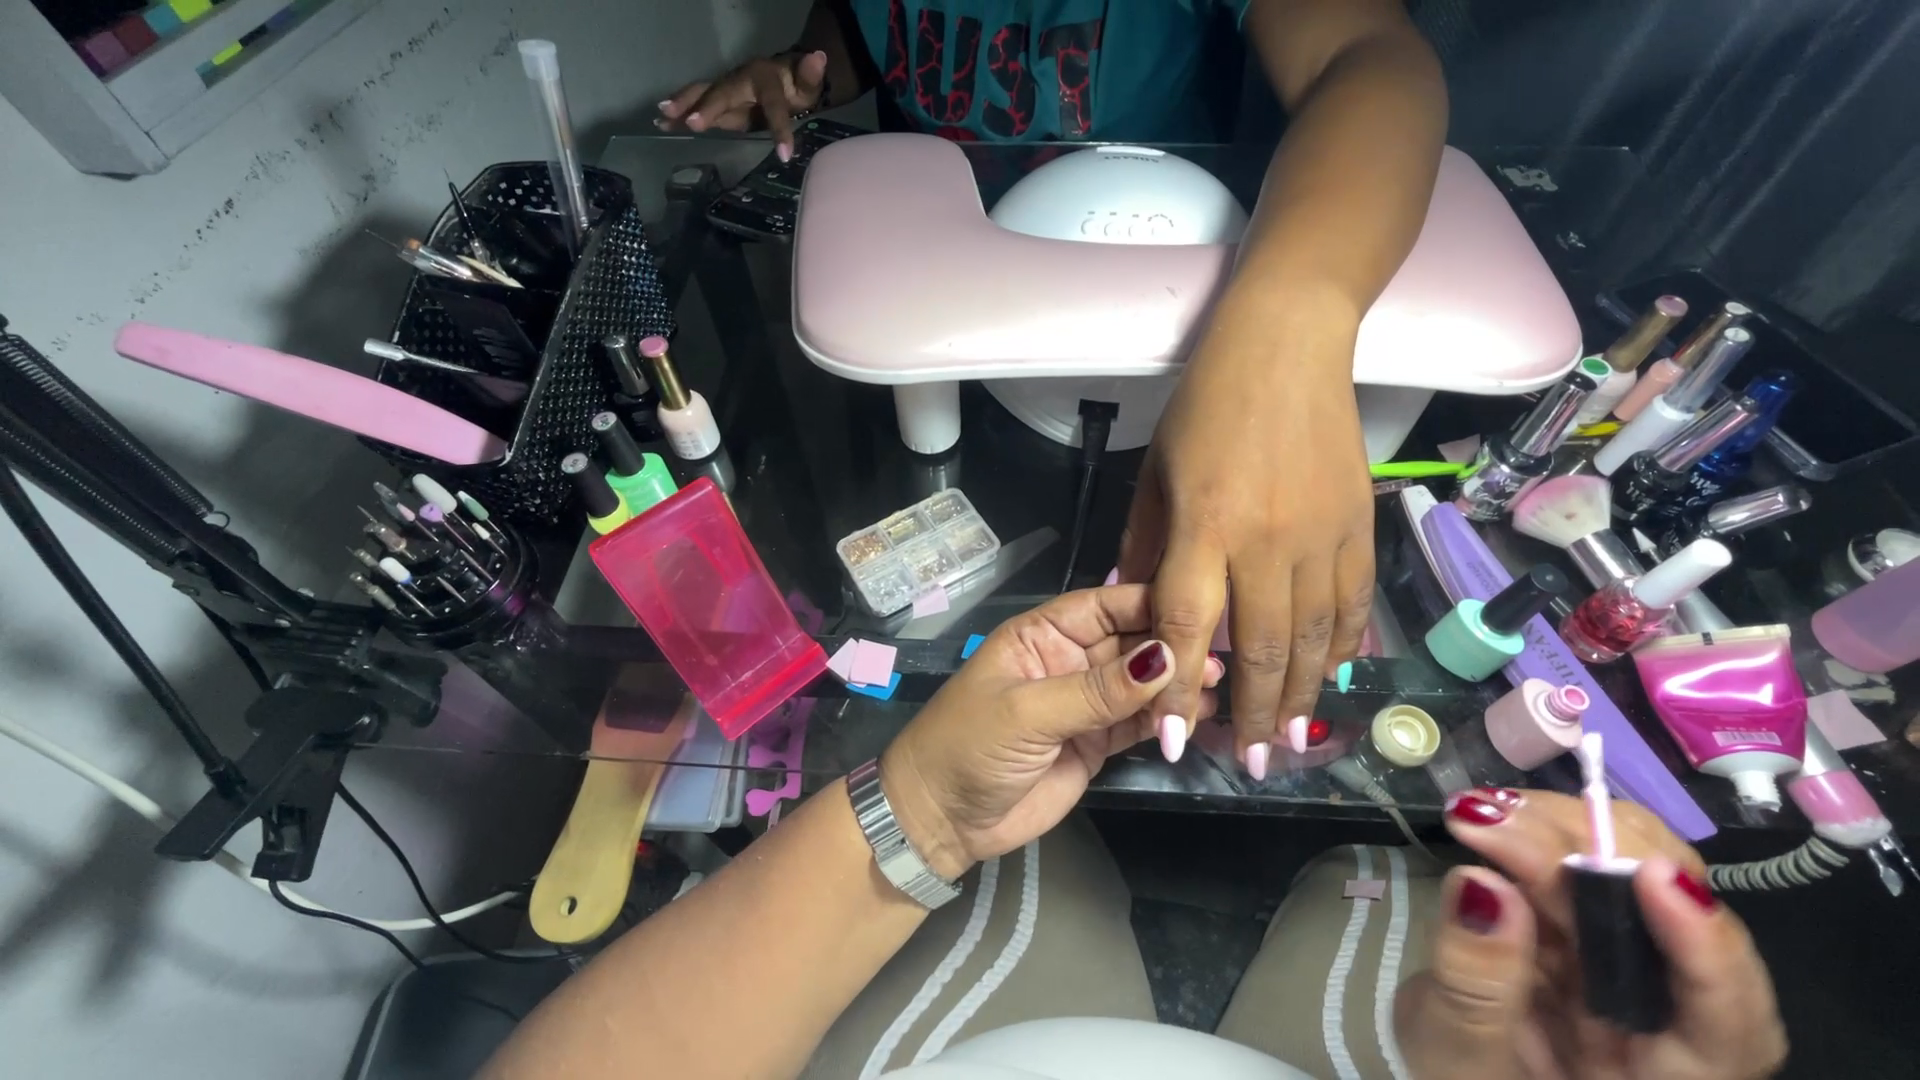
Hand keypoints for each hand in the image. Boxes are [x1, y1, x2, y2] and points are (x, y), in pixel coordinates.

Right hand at [656, 50, 828, 160]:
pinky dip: (679, 112)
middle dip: (708, 108)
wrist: (781, 76)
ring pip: (702, 94)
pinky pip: (697, 104)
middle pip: (723, 93)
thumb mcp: (808, 83)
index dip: (780, 129)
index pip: (774, 106)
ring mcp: (726, 88)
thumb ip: (811, 75)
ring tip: (663, 117)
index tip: (786, 155)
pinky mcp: (718, 100)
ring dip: (683, 106)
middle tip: (692, 123)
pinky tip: (662, 122)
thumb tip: (818, 58)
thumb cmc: (795, 84)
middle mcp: (739, 79)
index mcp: (765, 79)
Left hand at [878, 586, 1221, 879]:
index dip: (1148, 604)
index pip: (1104, 606)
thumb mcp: (1027, 712)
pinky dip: (1165, 719)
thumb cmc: (968, 746)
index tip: (1198, 609)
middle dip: (1171, 646)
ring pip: (1140, 683)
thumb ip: (1096, 690)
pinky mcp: (1096, 742)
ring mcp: (1084, 702)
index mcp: (1042, 635)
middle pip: (1130, 642)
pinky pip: (1137, 721)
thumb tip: (1164, 659)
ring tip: (1217, 686)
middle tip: (1220, 656)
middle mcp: (1068, 659)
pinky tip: (1198, 715)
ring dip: (1175, 684)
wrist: (942, 819)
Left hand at [1118, 297, 1373, 778]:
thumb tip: (1125, 610)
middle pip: (1259, 650)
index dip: (1174, 689)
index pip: (1184, 627)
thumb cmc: (1203, 410)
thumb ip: (1142, 549)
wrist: (1287, 348)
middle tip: (1245, 761)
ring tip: (1286, 739)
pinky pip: (1352, 607)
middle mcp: (1265, 543)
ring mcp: (1321, 539)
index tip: (1172, 741)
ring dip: (1300, 696)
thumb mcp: (1154, 476)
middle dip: (1250, 714)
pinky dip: (1340, 651)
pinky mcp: (1360, 530)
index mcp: (1202, 527)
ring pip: (1313, 639)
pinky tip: (1329, 680)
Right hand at [1395, 789, 1787, 1079]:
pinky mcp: (1576, 934)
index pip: (1727, 1022)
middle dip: (1603, 857)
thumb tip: (1483, 885)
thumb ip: (1478, 984)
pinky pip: (1576, 877)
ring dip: (1560, 832)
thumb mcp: (1460, 1059)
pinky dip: (1534, 837)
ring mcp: (1621, 972)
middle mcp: (1665, 1021)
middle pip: (1682, 928)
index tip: (1652, 875)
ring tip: (1483, 810)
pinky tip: (1488, 816)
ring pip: (1634, 884)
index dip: (1704, 945)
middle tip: (1504, 817)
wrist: (1431, 1075)